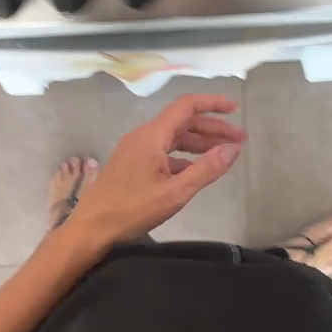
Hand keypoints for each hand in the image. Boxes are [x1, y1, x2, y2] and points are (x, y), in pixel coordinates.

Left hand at [59, 94, 245, 248]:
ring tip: (224, 153)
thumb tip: (234, 148)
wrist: (91, 227)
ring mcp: (135, 149)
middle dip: (212, 128)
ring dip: (199, 142)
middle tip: (239, 140)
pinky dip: (184, 155)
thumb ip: (206, 169)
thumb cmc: (132, 210)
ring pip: (173, 137)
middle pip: (182, 121)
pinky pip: (163, 151)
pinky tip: (197, 169)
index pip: (186, 106)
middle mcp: (143, 136)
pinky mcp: (132, 163)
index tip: (235, 109)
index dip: (213, 104)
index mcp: (152, 136)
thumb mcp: (175, 193)